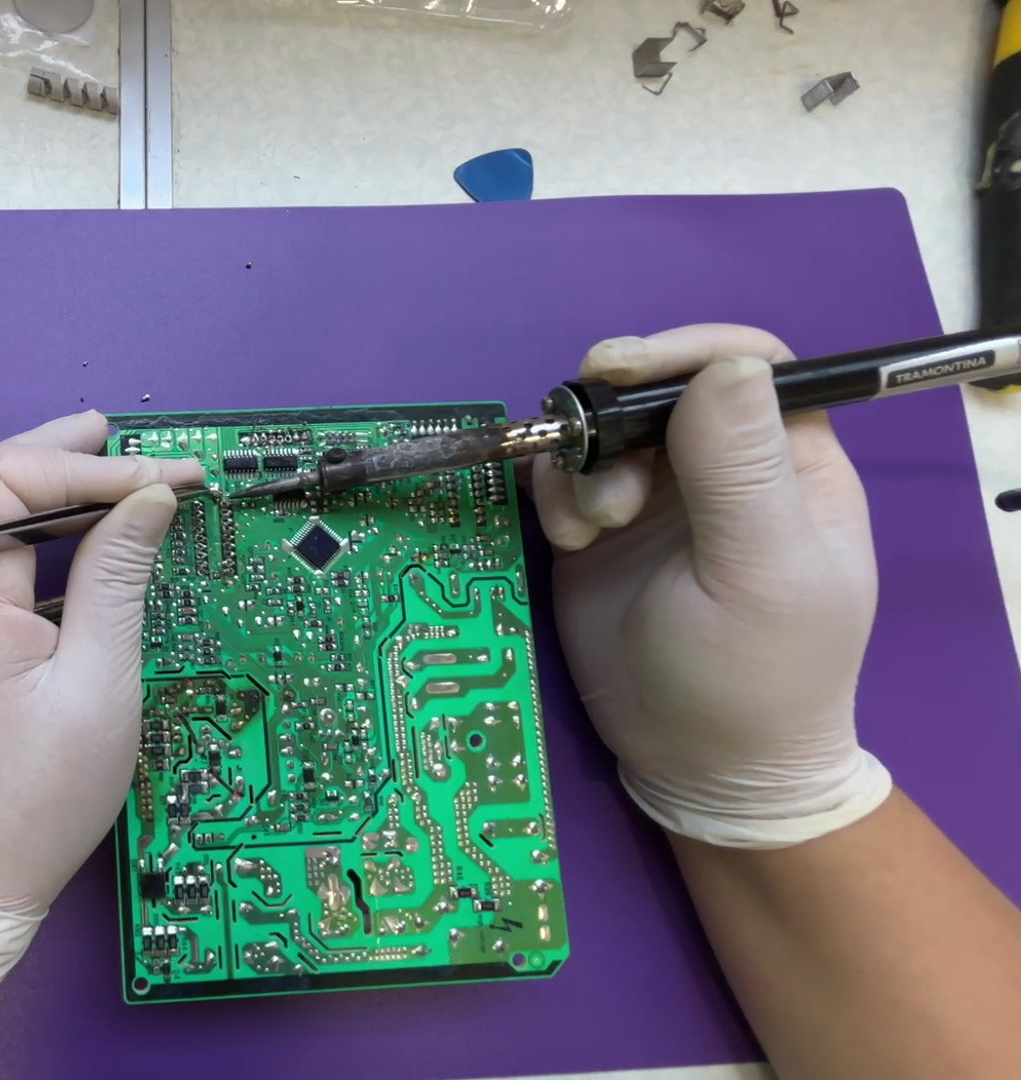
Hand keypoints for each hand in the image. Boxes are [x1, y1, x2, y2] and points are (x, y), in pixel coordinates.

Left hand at [0, 410, 202, 1022]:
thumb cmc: (45, 793)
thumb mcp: (100, 687)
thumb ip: (116, 578)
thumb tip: (150, 497)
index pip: (10, 484)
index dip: (89, 470)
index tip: (166, 480)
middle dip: (58, 455)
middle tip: (123, 439)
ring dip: (18, 466)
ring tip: (79, 441)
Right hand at [531, 324, 891, 848]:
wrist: (690, 754)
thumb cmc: (751, 669)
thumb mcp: (759, 572)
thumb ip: (741, 470)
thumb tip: (724, 367)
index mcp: (784, 468)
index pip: (744, 369)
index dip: (680, 353)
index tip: (611, 367)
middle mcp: (712, 473)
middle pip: (651, 397)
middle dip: (610, 423)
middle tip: (590, 469)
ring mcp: (645, 503)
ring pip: (593, 438)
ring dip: (576, 470)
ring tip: (587, 528)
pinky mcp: (589, 532)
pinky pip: (558, 483)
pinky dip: (551, 498)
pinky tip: (567, 539)